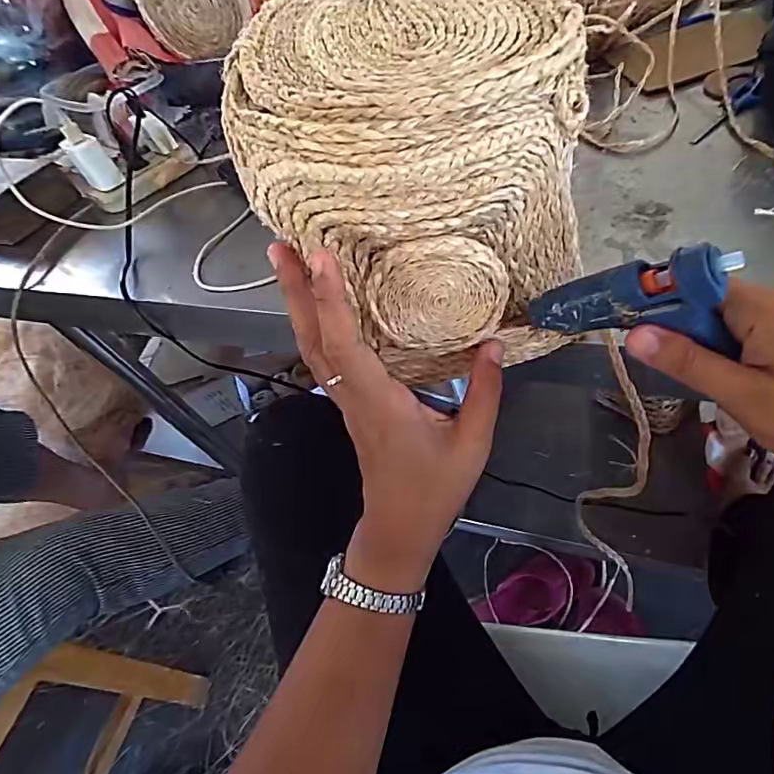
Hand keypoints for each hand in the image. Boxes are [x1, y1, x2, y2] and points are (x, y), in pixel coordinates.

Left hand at [269, 244, 503, 592]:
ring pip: (312, 346)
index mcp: (377, 402)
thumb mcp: (472, 444)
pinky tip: (320, 303)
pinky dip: (316, 322)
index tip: (320, 257)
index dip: (331, 300)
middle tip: (280, 246)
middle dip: (294, 291)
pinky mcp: (350, 400)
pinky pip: (325, 355)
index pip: (345, 344)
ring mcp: (345, 398)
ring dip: (298, 303)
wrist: (398, 527)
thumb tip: (493, 342)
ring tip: (289, 262)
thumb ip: (484, 392)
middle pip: (312, 338)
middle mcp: (352, 395)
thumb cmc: (433, 489)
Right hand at [623, 281, 773, 501]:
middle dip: (689, 331)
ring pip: (734, 319)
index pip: (698, 283)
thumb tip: (634, 333)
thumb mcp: (743, 396)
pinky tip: (745, 386)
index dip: (664, 302)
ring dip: (713, 346)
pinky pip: (758, 332)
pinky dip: (738, 352)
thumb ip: (687, 361)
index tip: (639, 333)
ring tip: (718, 388)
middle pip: (715, 300)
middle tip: (684, 376)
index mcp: (766, 306)